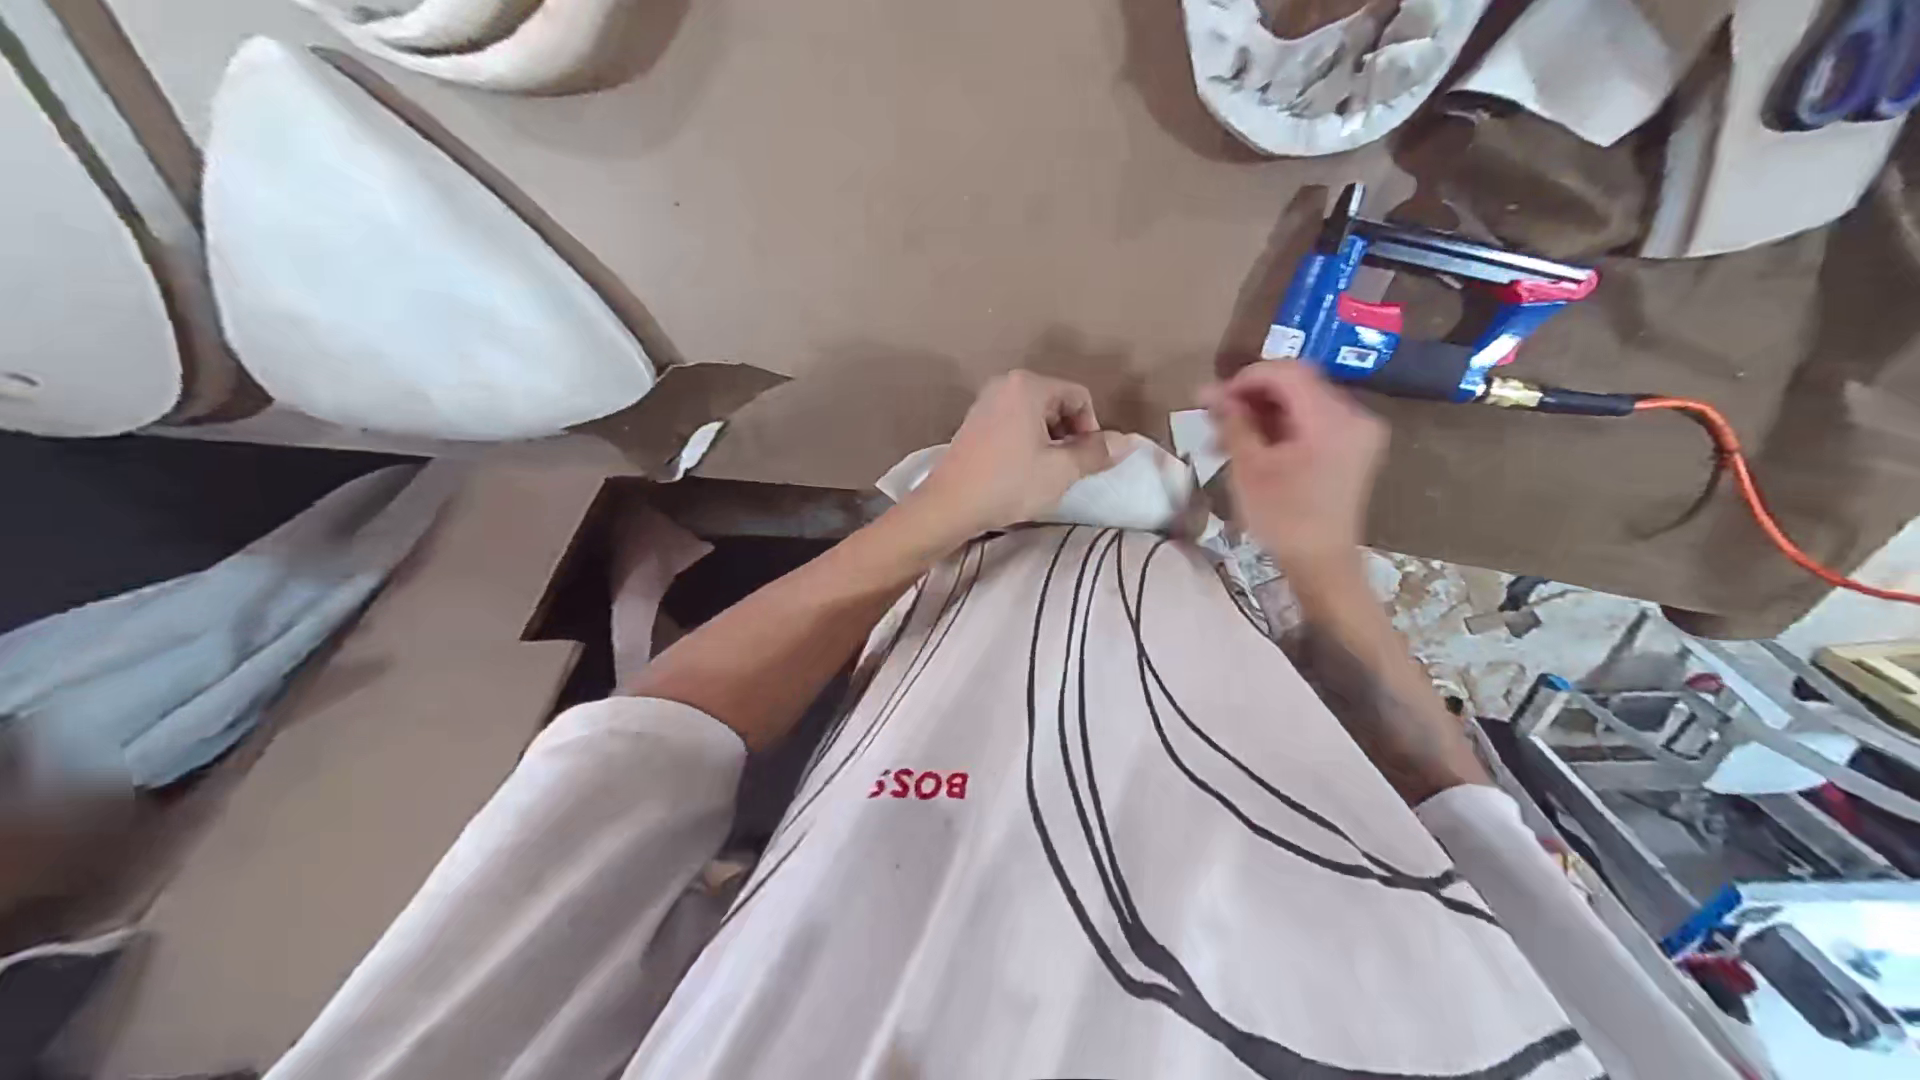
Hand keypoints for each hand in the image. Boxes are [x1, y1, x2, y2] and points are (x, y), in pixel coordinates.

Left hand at [908, 371, 1126, 536]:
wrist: (949, 505)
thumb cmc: (1008, 484)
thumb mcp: (1060, 470)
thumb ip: (1096, 452)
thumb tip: (1126, 442)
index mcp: (1027, 386)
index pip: (1079, 396)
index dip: (1091, 428)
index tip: (1085, 460)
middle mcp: (1005, 385)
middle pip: (1056, 402)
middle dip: (1069, 434)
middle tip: (1067, 468)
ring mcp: (985, 403)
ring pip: (1035, 415)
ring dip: (1049, 441)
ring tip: (1045, 473)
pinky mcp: (974, 423)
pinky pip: (1013, 424)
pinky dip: (1026, 443)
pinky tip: (1021, 471)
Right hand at [1206, 360, 1386, 578]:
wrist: (1321, 562)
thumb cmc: (1282, 518)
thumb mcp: (1250, 468)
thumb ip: (1233, 422)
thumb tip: (1209, 391)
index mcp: (1332, 419)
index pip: (1287, 373)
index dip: (1246, 378)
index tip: (1213, 399)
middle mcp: (1354, 415)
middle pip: (1297, 384)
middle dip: (1252, 395)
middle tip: (1214, 415)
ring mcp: (1358, 431)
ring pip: (1303, 402)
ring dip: (1263, 411)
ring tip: (1226, 434)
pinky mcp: (1352, 446)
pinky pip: (1313, 420)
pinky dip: (1282, 425)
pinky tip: (1253, 442)